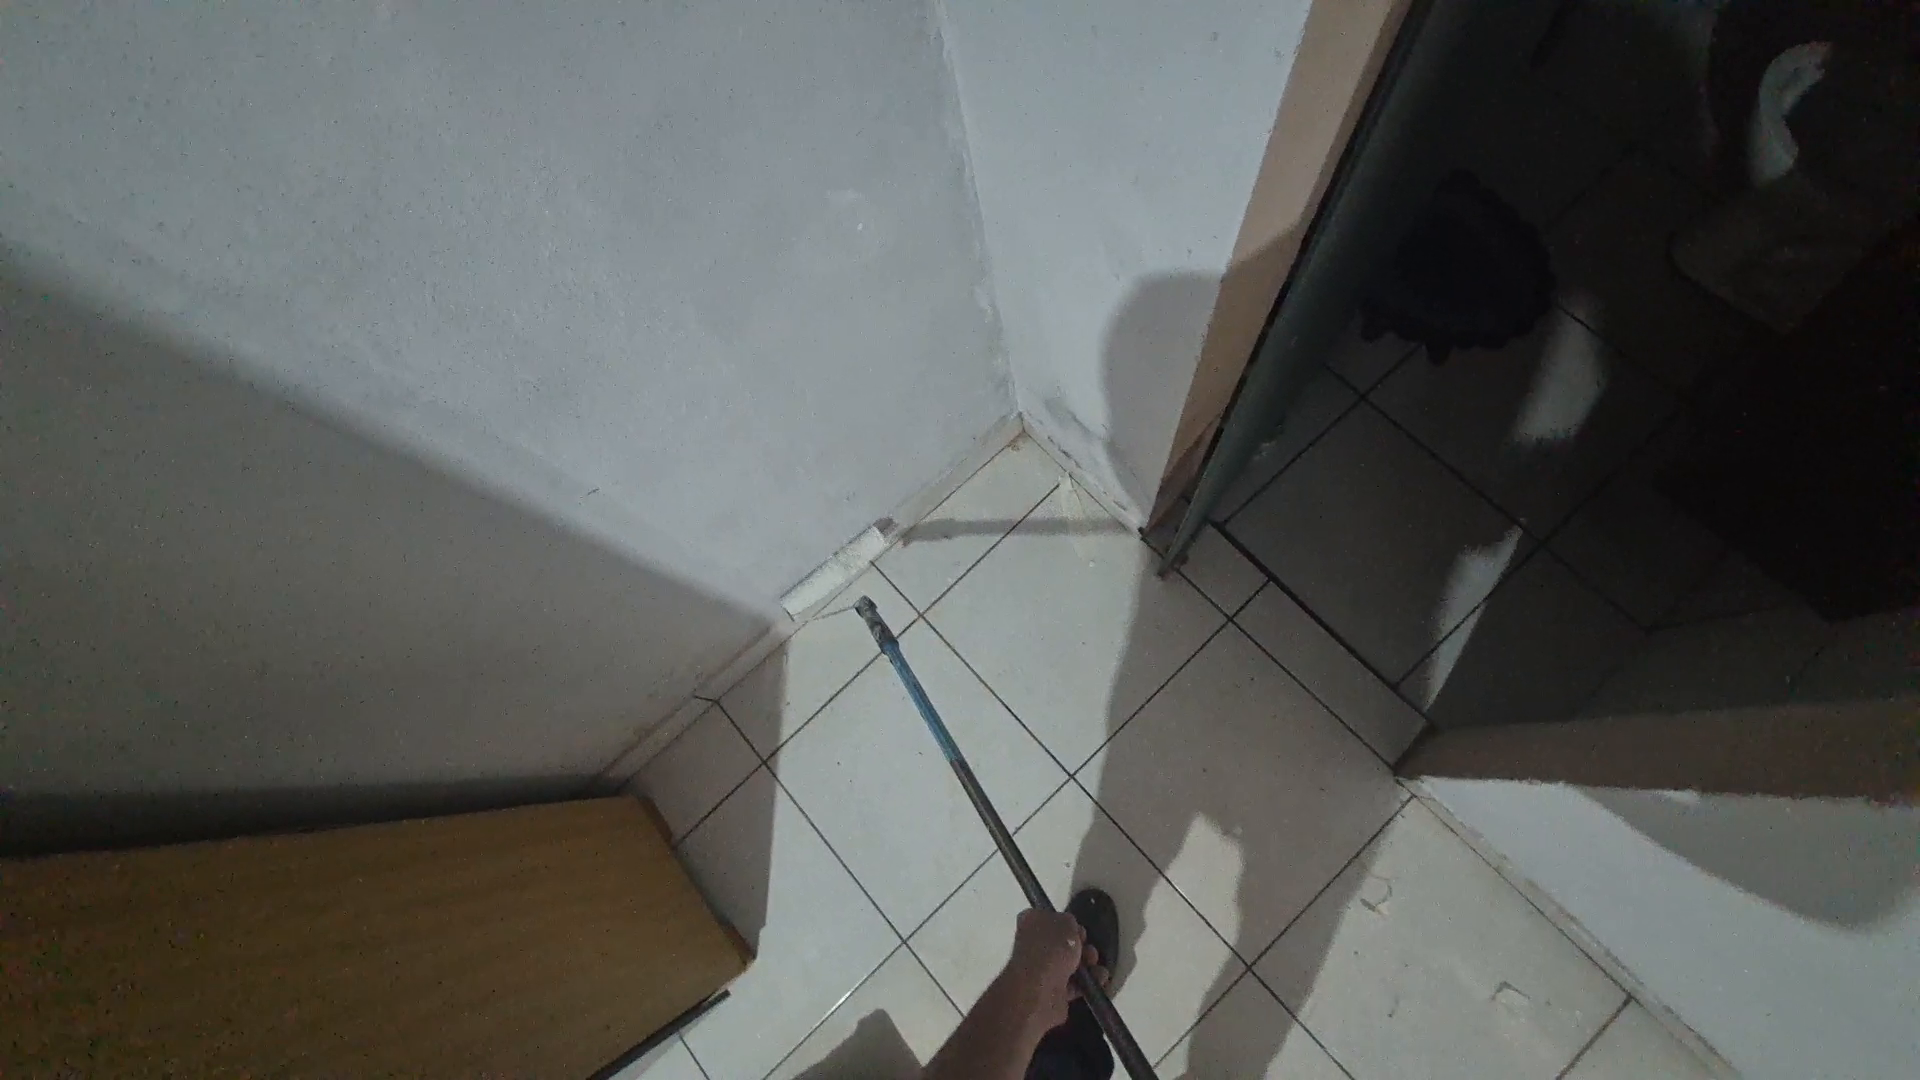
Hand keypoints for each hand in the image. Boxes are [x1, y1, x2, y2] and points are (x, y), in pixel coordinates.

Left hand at [1000, 908, 1103, 1035]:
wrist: (1040, 990)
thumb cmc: (1051, 948)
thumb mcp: (1066, 922)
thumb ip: (1070, 922)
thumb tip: (1070, 929)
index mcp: (1029, 921)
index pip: (1049, 916)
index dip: (1067, 922)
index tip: (1080, 929)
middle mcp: (1032, 944)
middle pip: (1061, 942)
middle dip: (1081, 946)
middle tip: (1091, 950)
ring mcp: (1041, 969)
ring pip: (1068, 963)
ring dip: (1087, 964)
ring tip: (1098, 968)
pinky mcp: (1051, 991)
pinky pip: (1072, 984)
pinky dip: (1087, 983)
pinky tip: (1100, 980)